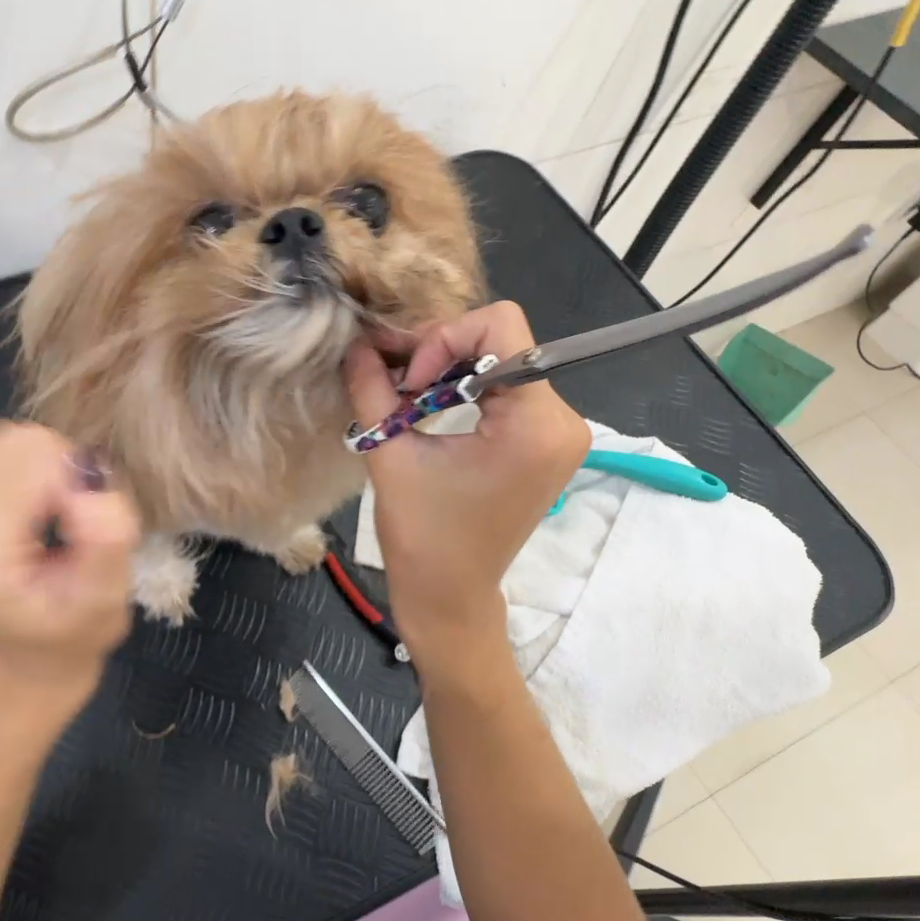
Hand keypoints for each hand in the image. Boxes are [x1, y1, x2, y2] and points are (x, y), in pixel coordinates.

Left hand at [0, 421, 140, 703]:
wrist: (29, 644)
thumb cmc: (71, 630)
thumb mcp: (105, 604)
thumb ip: (104, 546)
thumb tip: (88, 492)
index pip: (37, 464)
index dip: (78, 489)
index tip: (82, 537)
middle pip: (24, 445)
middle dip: (64, 477)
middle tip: (72, 529)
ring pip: (15, 440)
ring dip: (50, 473)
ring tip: (54, 522)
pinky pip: (0, 446)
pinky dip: (31, 470)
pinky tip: (32, 511)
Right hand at [346, 302, 590, 651]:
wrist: (450, 595)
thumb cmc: (422, 536)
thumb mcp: (390, 456)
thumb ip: (373, 390)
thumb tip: (356, 343)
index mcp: (535, 423)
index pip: (500, 325)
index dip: (442, 338)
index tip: (407, 382)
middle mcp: (563, 420)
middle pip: (501, 341)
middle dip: (440, 352)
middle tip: (395, 385)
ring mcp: (560, 432)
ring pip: (502, 361)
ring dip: (449, 371)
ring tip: (407, 399)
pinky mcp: (547, 444)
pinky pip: (508, 388)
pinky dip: (466, 390)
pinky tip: (431, 410)